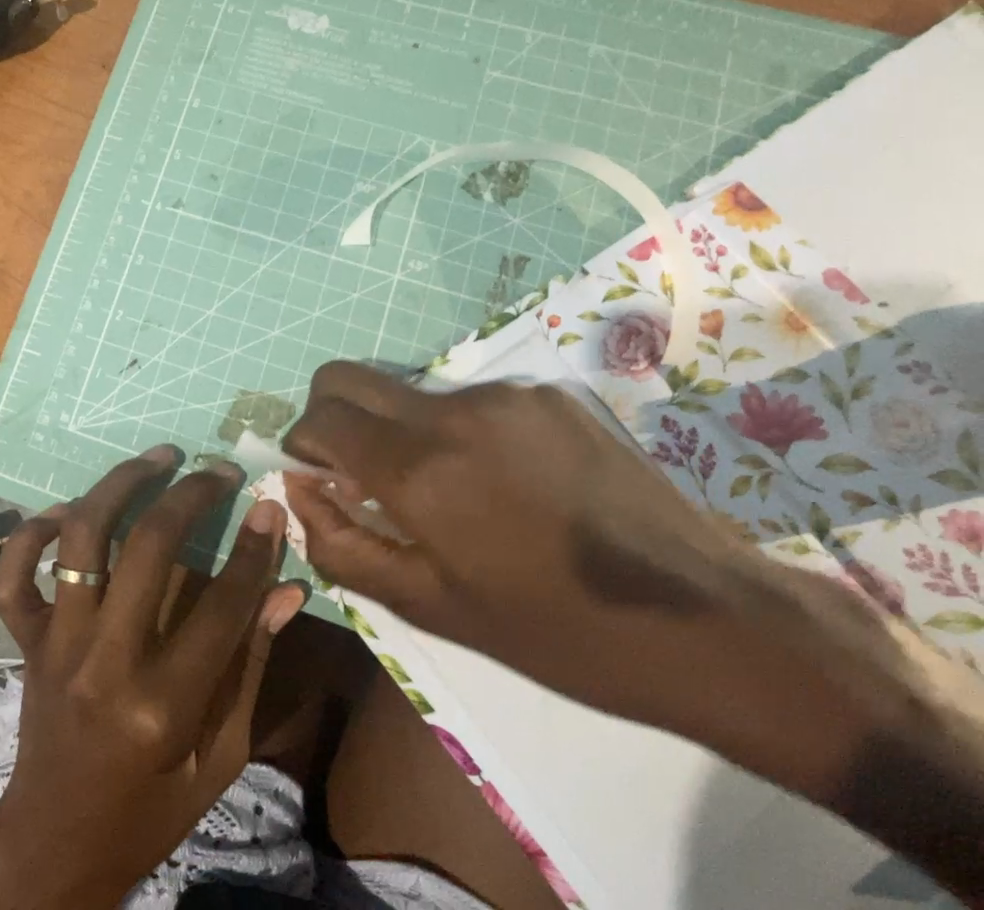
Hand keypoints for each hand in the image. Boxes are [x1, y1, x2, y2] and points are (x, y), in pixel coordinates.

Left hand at [0, 447, 307, 908]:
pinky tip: (69, 514)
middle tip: (218, 471)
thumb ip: (248, 669)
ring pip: (82, 541)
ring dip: (119, 487)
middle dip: (191, 497)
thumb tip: (283, 591)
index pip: (222, 605)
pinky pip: (12, 575)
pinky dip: (31, 534)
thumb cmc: (150, 810)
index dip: (254, 549)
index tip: (269, 506)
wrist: (58, 838)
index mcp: (164, 703)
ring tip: (156, 459)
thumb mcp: (219, 758)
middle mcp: (105, 660)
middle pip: (149, 550)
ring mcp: (56, 644)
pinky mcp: (25, 641)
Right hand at [280, 361, 849, 734]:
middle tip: (359, 476)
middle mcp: (455, 413)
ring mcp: (510, 397)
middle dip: (332, 417)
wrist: (707, 619)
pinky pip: (471, 403)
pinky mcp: (554, 398)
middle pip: (349, 378)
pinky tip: (507, 489)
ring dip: (403, 433)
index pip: (321, 416)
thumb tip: (299, 489)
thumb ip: (342, 543)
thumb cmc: (554, 630)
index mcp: (419, 469)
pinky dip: (459, 435)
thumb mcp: (429, 606)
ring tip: (454, 499)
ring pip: (411, 393)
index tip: (320, 480)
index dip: (302, 444)